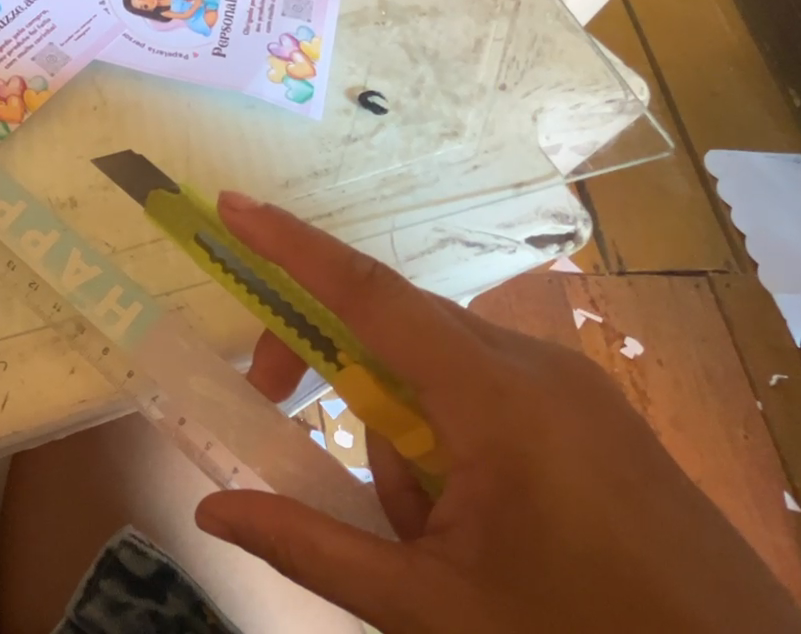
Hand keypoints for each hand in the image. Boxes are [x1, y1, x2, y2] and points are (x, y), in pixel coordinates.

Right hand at [193, 194, 800, 633]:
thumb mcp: (432, 611)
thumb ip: (312, 549)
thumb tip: (211, 511)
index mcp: (499, 399)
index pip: (368, 295)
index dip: (292, 246)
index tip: (233, 207)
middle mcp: (534, 368)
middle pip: (391, 328)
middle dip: (325, 362)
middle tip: (276, 407)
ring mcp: (570, 389)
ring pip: (434, 371)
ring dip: (395, 432)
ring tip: (423, 533)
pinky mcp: (589, 417)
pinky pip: (481, 395)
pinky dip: (442, 440)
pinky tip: (468, 522)